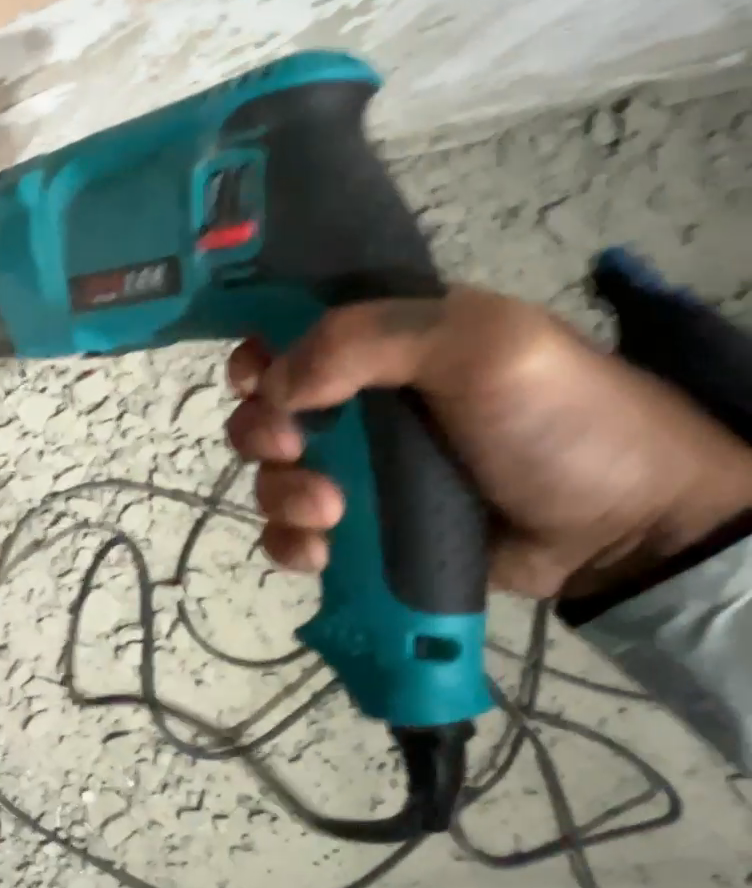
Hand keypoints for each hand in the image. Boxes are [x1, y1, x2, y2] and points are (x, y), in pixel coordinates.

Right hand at [225, 286, 751, 598]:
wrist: (631, 532)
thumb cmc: (563, 420)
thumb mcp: (483, 345)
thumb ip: (367, 341)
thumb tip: (271, 388)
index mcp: (382, 347)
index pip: (288, 337)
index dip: (257, 356)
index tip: (258, 382)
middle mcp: (357, 403)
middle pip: (262, 410)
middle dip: (261, 433)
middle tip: (294, 451)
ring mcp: (357, 469)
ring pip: (269, 475)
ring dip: (281, 494)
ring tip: (331, 514)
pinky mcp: (360, 528)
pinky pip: (289, 534)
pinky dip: (290, 543)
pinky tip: (321, 551)